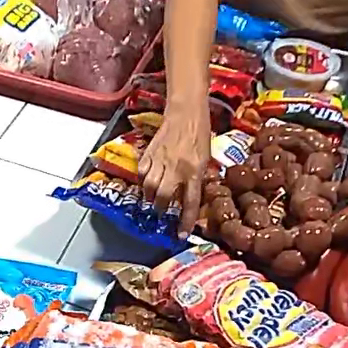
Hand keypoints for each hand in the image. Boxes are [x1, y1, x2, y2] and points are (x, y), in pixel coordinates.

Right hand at [137, 106, 208, 237]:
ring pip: (150, 186)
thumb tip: (187, 197)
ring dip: (150, 197)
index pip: (190, 202)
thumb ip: (196, 178)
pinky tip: (146, 183)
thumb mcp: (205, 159)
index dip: (186, 221)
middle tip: (162, 212)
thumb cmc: (200, 135)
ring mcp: (161, 160)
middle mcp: (176, 168)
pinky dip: (143, 181)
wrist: (185, 112)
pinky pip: (142, 173)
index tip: (181, 235)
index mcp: (194, 171)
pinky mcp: (149, 153)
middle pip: (164, 197)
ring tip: (152, 200)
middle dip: (162, 208)